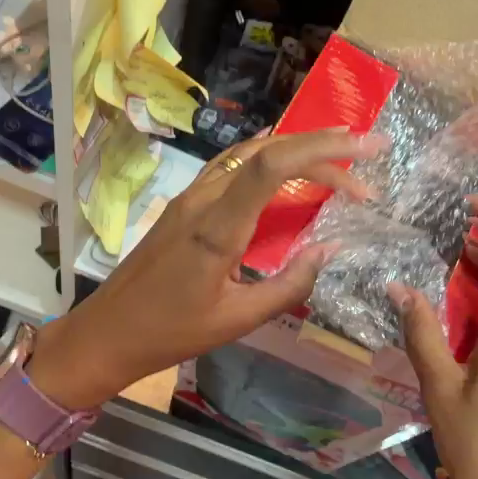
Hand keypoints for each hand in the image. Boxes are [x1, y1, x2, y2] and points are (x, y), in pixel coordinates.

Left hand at [27, 129, 381, 409]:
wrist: (107, 332)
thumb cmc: (171, 332)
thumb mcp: (238, 320)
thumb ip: (288, 286)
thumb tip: (328, 251)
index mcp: (218, 226)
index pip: (273, 166)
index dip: (323, 149)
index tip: (365, 148)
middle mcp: (203, 199)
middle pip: (267, 151)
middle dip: (323, 146)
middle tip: (369, 154)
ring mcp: (190, 198)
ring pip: (248, 153)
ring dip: (296, 149)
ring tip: (339, 155)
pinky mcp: (185, 206)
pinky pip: (231, 167)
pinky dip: (267, 157)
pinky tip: (286, 164)